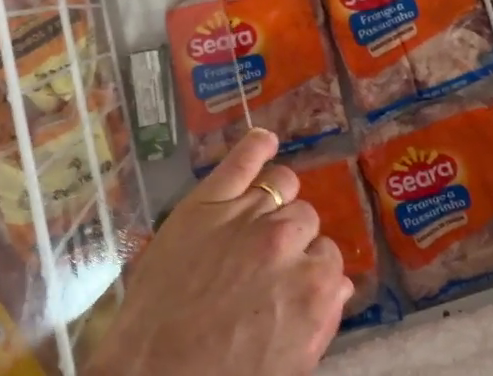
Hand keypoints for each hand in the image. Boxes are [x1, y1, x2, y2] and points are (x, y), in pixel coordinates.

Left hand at [85, 130, 350, 375]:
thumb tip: (339, 283)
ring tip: (261, 216)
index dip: (310, 267)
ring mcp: (245, 215)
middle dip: (293, 236)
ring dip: (276, 199)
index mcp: (313, 286)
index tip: (292, 280)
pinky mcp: (206, 201)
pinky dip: (255, 146)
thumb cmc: (224, 374)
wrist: (153, 372)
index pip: (328, 255)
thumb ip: (322, 318)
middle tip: (266, 262)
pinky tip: (264, 141)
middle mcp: (285, 241)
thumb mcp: (291, 363)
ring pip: (280, 186)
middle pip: (305, 218)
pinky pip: (240, 160)